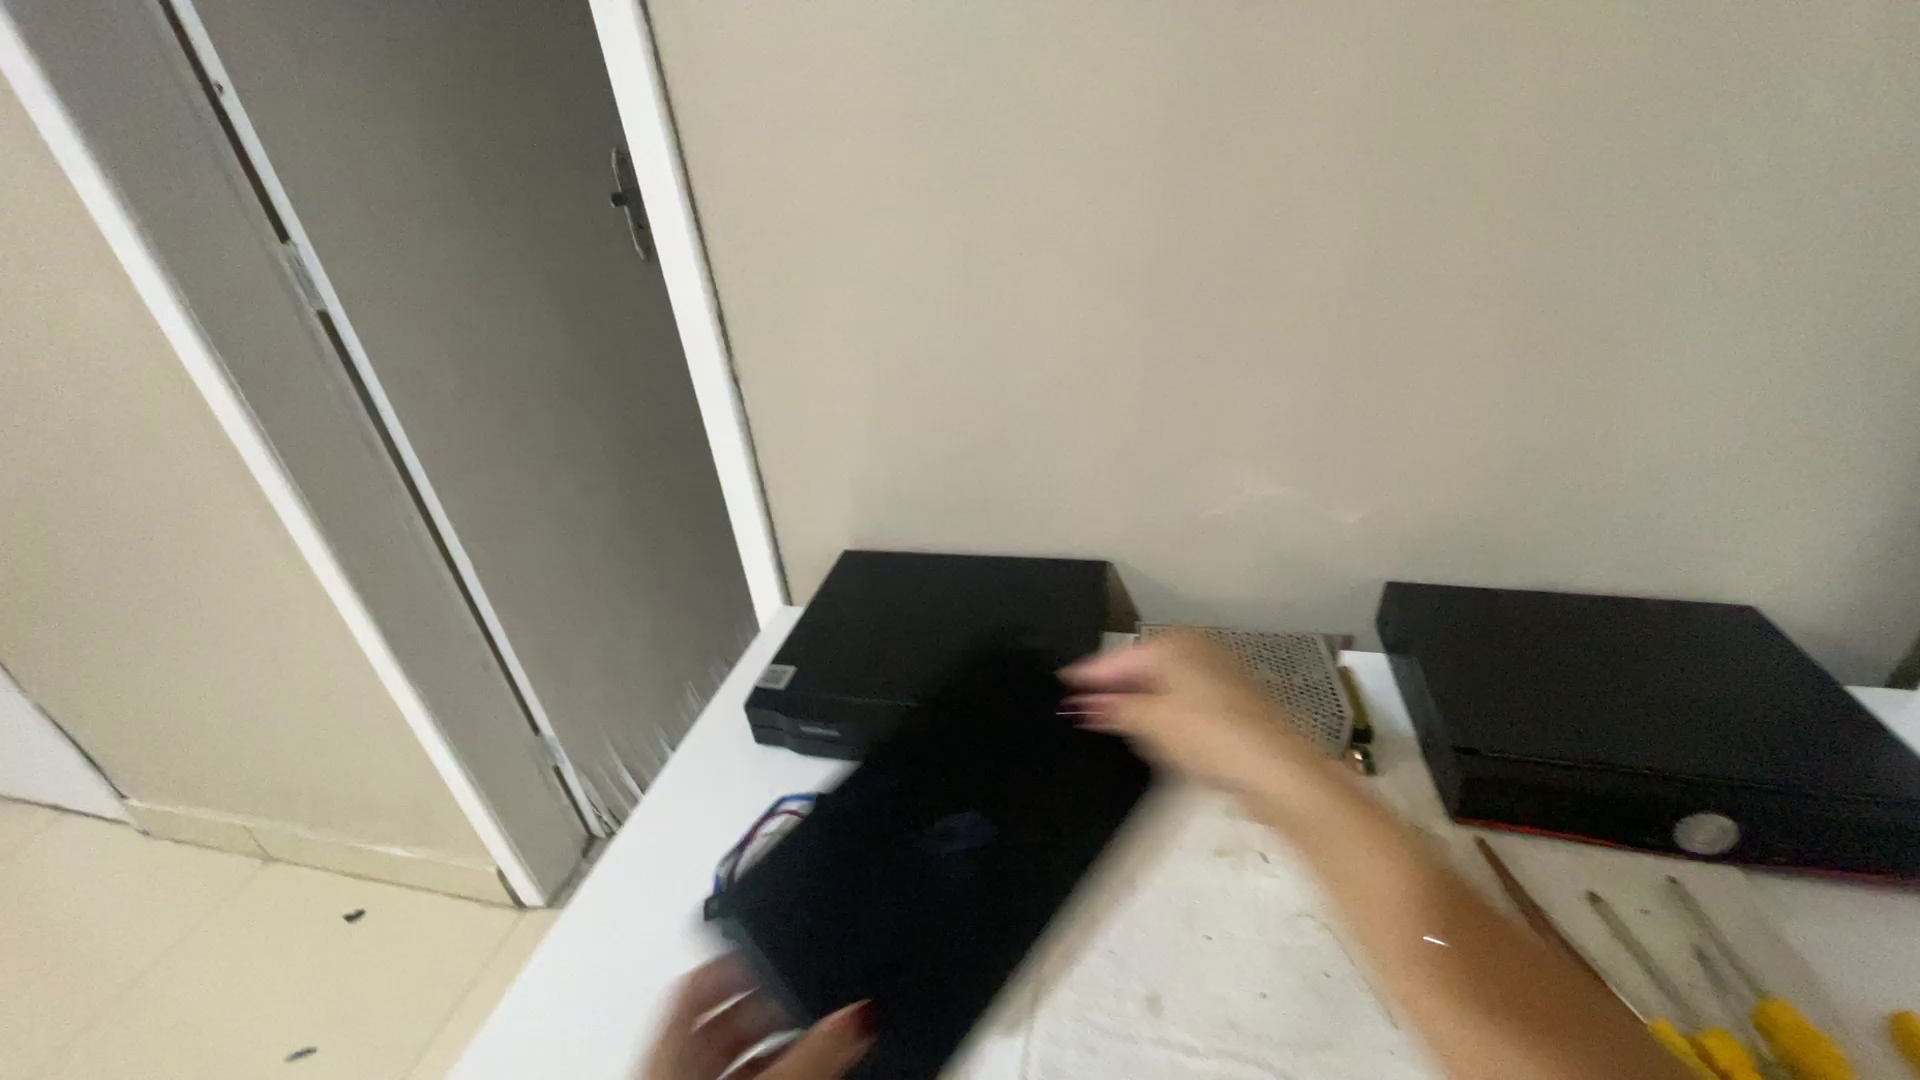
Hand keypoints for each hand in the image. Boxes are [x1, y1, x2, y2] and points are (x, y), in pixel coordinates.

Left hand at [642, 955, 871, 1079]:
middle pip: (720, 1021)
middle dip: (771, 1010)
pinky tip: (806, 1078)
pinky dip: (775, 1076)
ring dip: (776, 1050)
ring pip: (733, 1061)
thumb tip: (860, 1015)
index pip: (696, 986)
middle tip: (810, 1005)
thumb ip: (816, 1058)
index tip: (777, 954)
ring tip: (816, 1048)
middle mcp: (673, 1072)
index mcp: (671, 1053)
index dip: (735, 961)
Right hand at [1061, 630, 1340, 807]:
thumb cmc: (1218, 738)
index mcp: (1175, 643)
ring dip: (1143, 711)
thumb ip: (1114, 709)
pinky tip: (1168, 744)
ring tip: (1132, 736)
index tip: (1064, 690)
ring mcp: (1218, 675)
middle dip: (1118, 694)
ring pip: (1163, 690)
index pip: (1119, 658)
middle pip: (1141, 670)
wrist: (1283, 774)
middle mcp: (1198, 650)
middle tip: (1091, 717)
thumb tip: (1084, 704)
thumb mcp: (1153, 723)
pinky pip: (1185, 706)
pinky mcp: (1232, 703)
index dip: (1090, 678)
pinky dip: (1170, 721)